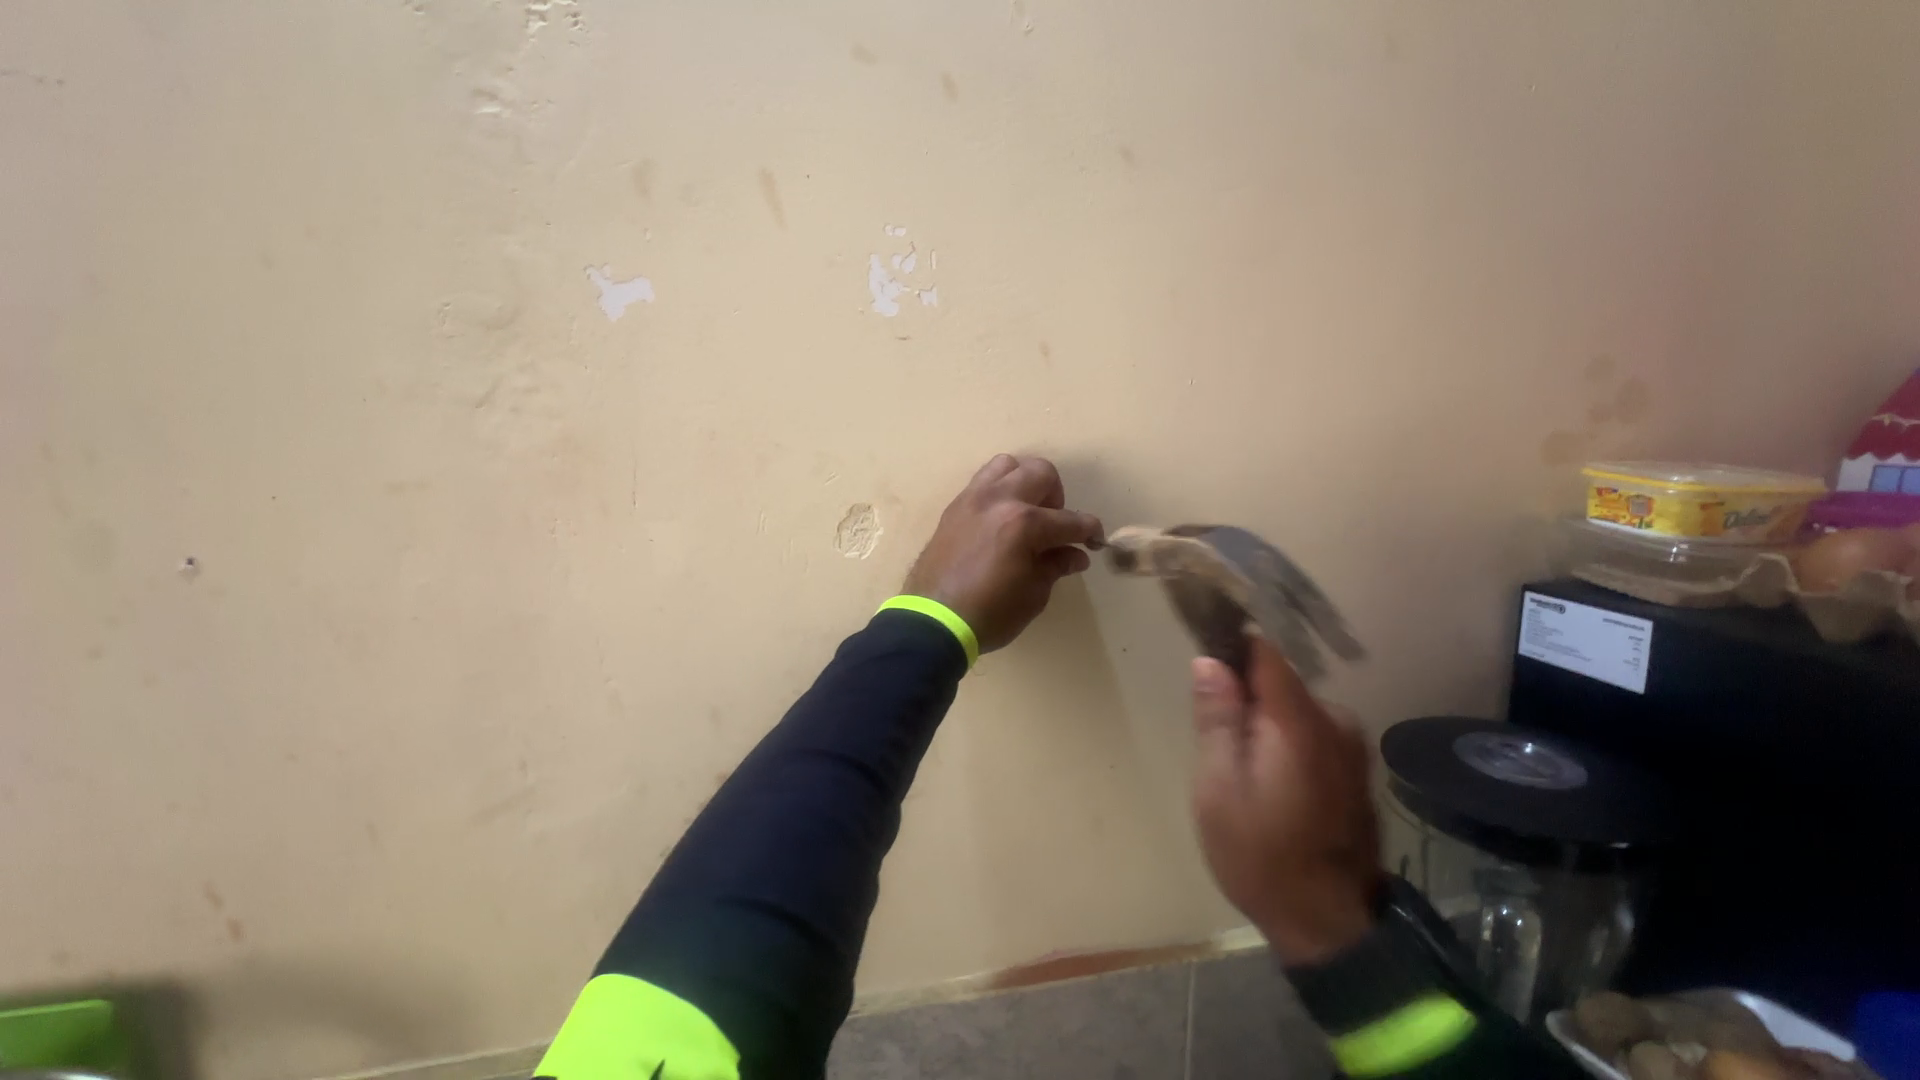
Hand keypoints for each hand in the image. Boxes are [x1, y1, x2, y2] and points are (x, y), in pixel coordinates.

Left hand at [902, 454, 1104, 653]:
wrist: (933, 621)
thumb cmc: (989, 614)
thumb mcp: (1032, 595)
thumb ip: (1054, 566)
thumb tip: (1075, 554)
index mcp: (1024, 523)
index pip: (1070, 520)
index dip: (1089, 531)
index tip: (1095, 541)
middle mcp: (999, 500)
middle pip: (1041, 473)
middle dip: (1056, 497)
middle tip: (1055, 526)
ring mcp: (973, 499)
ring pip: (1007, 465)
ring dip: (1024, 482)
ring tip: (1026, 512)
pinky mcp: (954, 507)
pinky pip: (982, 482)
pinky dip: (999, 491)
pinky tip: (1001, 519)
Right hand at [1191, 640, 1380, 964]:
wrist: (1328, 923)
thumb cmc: (1259, 854)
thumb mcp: (1218, 787)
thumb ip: (1216, 719)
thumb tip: (1209, 661)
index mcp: (1298, 721)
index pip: (1264, 652)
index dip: (1230, 644)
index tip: (1202, 654)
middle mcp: (1334, 721)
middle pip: (1279, 683)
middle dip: (1244, 697)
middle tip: (1215, 743)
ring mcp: (1352, 747)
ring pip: (1295, 710)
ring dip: (1266, 724)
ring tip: (1241, 771)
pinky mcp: (1356, 771)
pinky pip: (1313, 734)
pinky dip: (1287, 743)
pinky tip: (1272, 785)